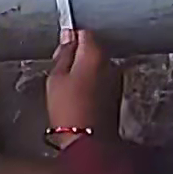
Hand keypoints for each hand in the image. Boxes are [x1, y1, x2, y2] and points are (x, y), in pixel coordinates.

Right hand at [45, 29, 120, 145]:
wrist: (87, 141)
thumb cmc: (67, 107)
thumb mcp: (56, 77)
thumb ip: (64, 53)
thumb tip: (68, 37)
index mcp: (95, 54)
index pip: (85, 32)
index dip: (70, 37)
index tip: (60, 49)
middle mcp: (110, 62)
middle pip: (93, 47)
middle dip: (78, 52)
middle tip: (60, 67)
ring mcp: (116, 78)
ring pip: (98, 63)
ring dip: (84, 66)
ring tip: (67, 82)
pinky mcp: (116, 93)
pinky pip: (102, 77)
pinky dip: (91, 79)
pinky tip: (78, 92)